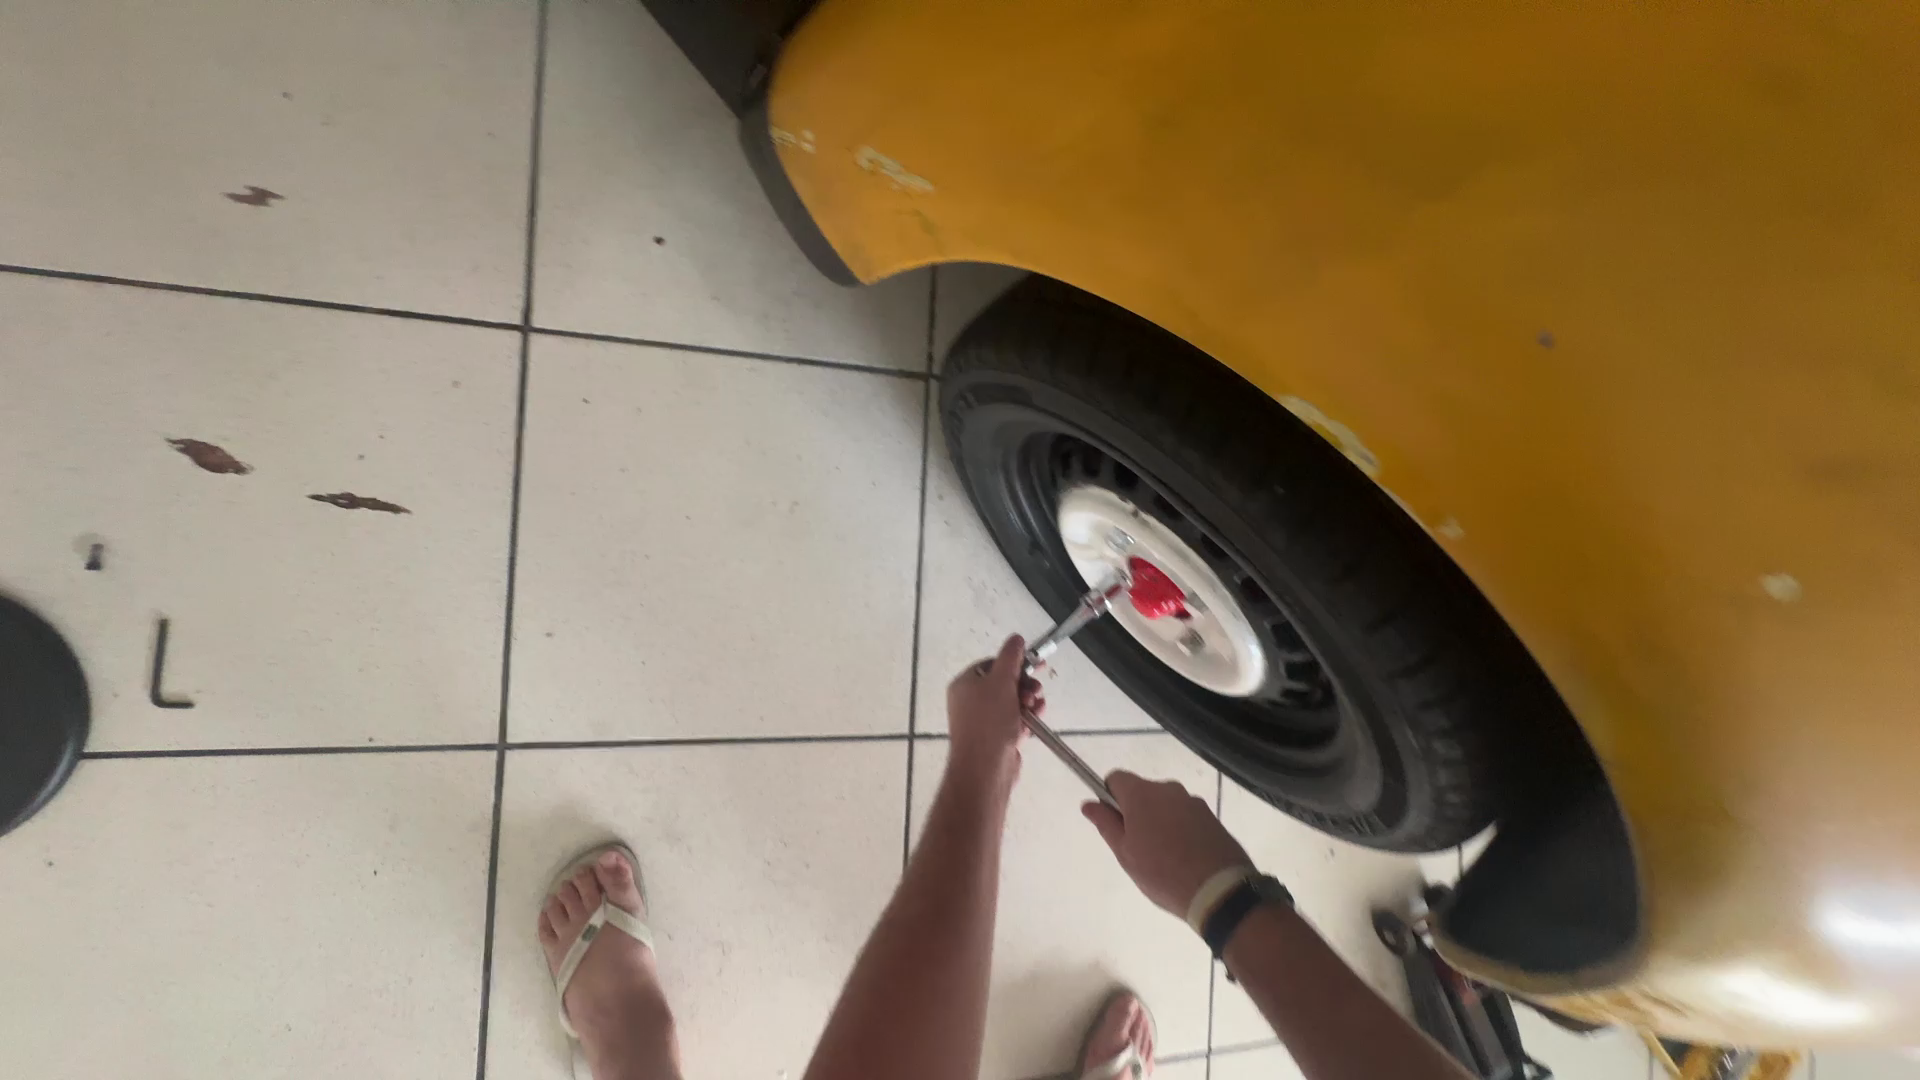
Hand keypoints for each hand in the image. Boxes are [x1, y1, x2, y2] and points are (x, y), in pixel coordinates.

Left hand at [946, 635, 1041, 784]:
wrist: (985, 768)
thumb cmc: (990, 720)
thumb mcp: (1001, 681)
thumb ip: (1011, 657)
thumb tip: (1016, 638)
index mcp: (965, 684)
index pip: (991, 664)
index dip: (1013, 663)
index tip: (1034, 664)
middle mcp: (970, 701)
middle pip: (1003, 683)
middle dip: (1024, 684)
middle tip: (1037, 688)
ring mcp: (981, 721)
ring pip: (1011, 702)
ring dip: (1028, 701)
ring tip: (1037, 705)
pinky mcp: (994, 738)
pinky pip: (1013, 721)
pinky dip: (1026, 718)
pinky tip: (1037, 718)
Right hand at [1082, 771, 1252, 917]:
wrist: (1220, 891)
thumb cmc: (1162, 873)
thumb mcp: (1125, 853)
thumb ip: (1105, 823)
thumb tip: (1088, 803)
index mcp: (1142, 793)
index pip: (1116, 778)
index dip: (1110, 797)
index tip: (1115, 823)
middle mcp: (1168, 789)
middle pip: (1142, 791)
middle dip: (1136, 812)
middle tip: (1137, 847)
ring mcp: (1192, 801)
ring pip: (1164, 804)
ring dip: (1159, 820)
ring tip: (1164, 857)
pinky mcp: (1211, 816)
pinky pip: (1185, 815)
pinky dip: (1179, 828)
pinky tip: (1184, 856)